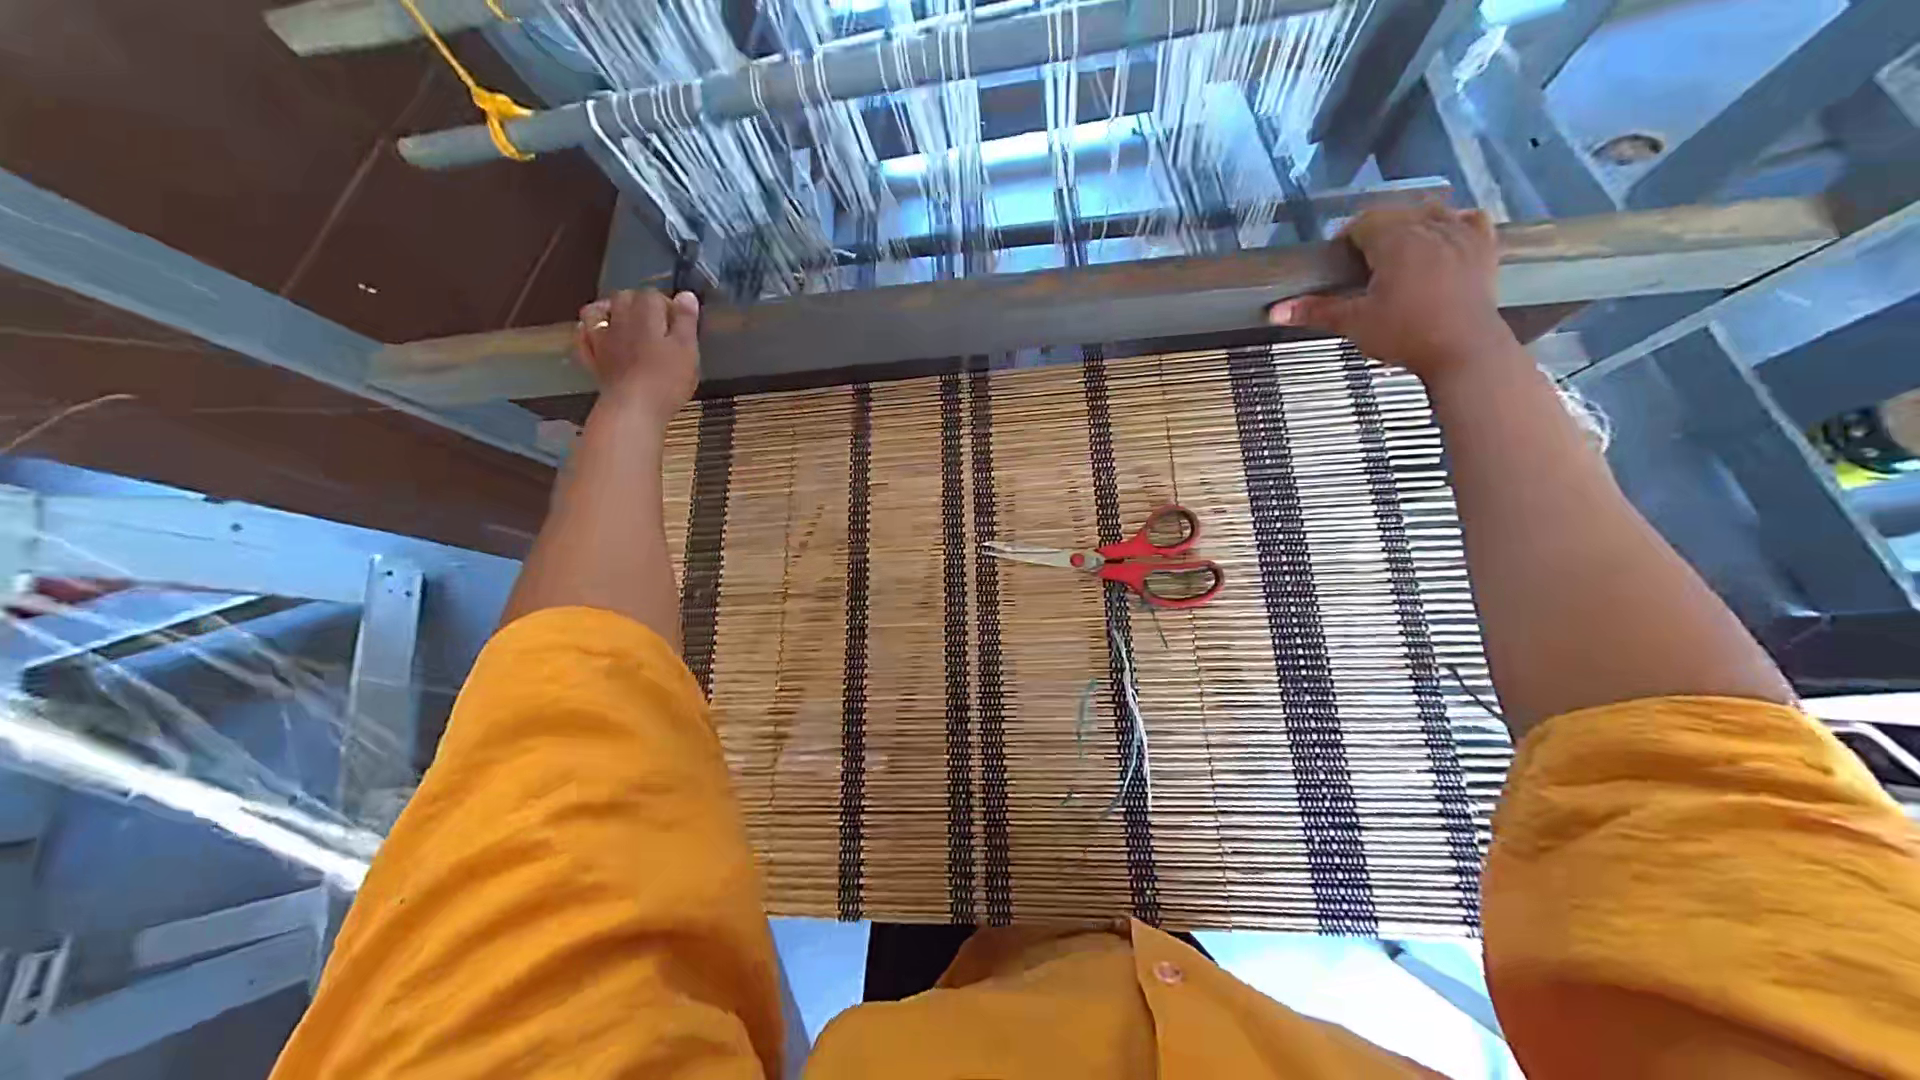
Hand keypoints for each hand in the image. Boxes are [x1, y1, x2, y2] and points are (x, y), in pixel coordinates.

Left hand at [576, 289, 700, 427]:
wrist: (633, 408)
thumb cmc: (667, 379)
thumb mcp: (687, 349)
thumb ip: (687, 321)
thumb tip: (686, 294)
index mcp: (645, 313)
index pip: (656, 295)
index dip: (670, 307)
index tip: (682, 326)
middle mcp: (620, 318)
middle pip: (626, 297)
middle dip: (641, 304)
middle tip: (659, 326)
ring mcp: (601, 337)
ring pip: (598, 310)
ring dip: (610, 310)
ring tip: (624, 323)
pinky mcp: (593, 358)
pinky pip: (585, 335)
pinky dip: (590, 331)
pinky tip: (599, 336)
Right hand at [1267, 202, 1519, 381]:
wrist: (1463, 349)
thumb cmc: (1406, 334)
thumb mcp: (1354, 323)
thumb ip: (1315, 310)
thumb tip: (1275, 311)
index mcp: (1395, 240)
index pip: (1363, 222)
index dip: (1346, 238)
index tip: (1337, 260)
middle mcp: (1430, 227)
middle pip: (1395, 214)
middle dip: (1376, 232)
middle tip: (1361, 264)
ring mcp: (1461, 234)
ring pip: (1430, 212)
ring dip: (1410, 225)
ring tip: (1396, 252)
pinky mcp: (1483, 248)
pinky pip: (1468, 219)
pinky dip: (1452, 223)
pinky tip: (1443, 236)